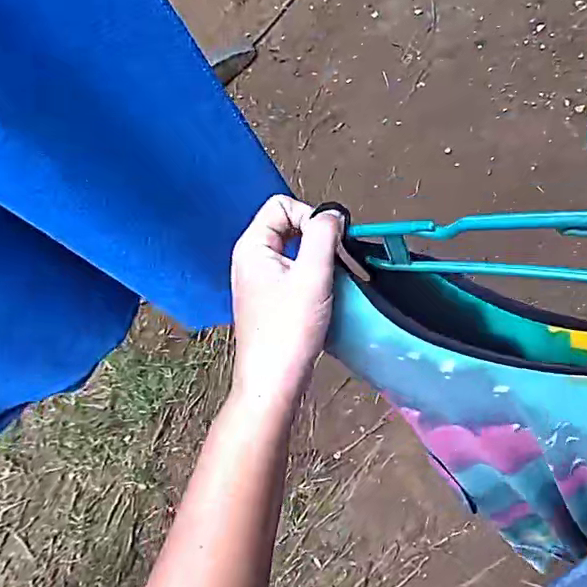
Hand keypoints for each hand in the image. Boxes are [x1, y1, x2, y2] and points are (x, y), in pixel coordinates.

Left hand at [228, 196, 343, 406]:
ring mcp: (259, 282)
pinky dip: (313, 280)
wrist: (273, 382)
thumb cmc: (287, 332)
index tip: (330, 242)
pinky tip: (324, 300)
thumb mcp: (312, 275)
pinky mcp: (271, 302)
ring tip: (331, 284)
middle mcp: (251, 260)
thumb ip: (323, 234)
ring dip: (318, 262)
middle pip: (288, 226)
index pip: (281, 205)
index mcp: (252, 247)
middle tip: (335, 263)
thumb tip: (332, 213)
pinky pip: (295, 275)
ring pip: (295, 252)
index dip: (309, 215)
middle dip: (317, 239)